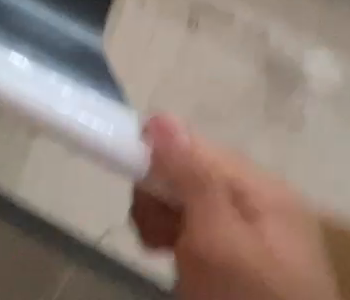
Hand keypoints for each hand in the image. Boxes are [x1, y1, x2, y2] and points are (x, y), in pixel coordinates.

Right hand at [132, 115, 338, 299]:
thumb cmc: (247, 295)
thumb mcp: (217, 240)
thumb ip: (192, 179)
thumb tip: (160, 118)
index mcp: (263, 189)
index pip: (186, 143)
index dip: (151, 160)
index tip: (137, 191)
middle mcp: (258, 196)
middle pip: (179, 167)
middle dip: (154, 195)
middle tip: (154, 231)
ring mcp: (249, 220)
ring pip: (176, 190)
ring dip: (155, 214)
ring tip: (161, 245)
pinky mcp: (235, 239)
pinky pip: (186, 213)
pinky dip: (167, 227)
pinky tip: (169, 249)